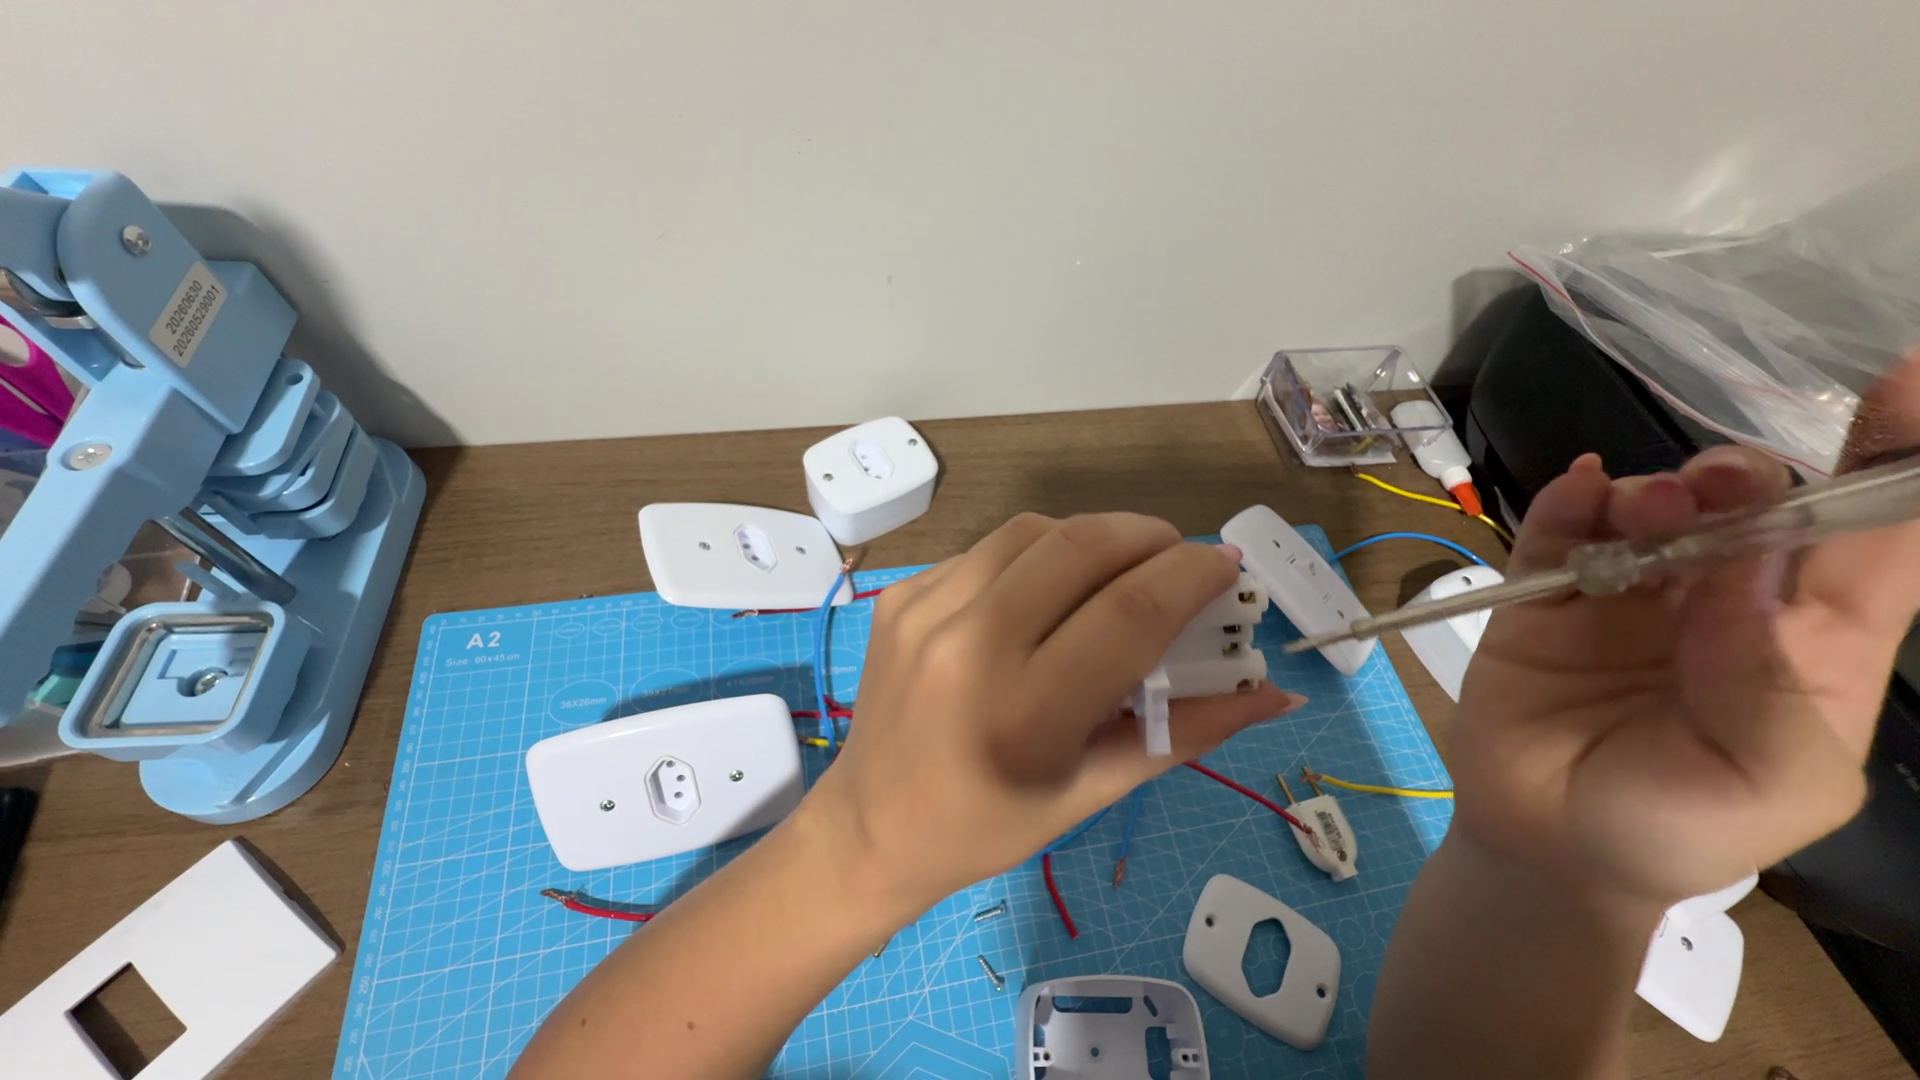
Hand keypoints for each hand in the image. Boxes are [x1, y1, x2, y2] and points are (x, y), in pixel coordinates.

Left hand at [801, 512, 1305, 912]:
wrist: (870, 825)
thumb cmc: (987, 826)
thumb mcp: (1091, 792)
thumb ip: (1186, 733)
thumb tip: (1276, 693)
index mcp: (1024, 711)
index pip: (1128, 611)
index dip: (1189, 576)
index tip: (1224, 568)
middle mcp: (968, 644)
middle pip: (1080, 547)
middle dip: (1146, 536)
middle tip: (1179, 554)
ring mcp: (924, 610)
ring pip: (1032, 532)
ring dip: (1092, 536)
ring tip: (1122, 564)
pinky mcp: (900, 597)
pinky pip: (987, 551)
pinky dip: (1035, 554)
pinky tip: (1049, 587)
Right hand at [1452, 355, 1919, 906]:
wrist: (1542, 845)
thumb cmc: (1670, 830)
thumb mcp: (1764, 786)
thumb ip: (1771, 686)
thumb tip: (1744, 568)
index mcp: (1805, 651)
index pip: (1868, 547)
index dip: (1895, 467)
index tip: (1906, 383)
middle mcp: (1719, 608)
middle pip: (1751, 513)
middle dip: (1745, 479)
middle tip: (1711, 486)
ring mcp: (1625, 599)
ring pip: (1652, 510)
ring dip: (1654, 491)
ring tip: (1634, 515)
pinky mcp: (1544, 598)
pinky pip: (1556, 531)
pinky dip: (1567, 500)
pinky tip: (1579, 491)